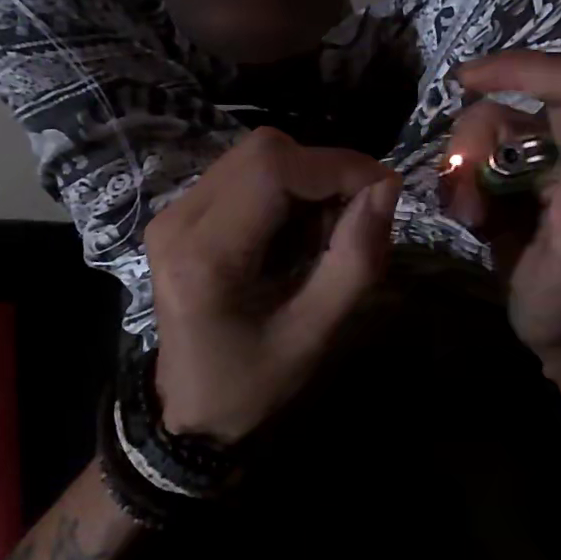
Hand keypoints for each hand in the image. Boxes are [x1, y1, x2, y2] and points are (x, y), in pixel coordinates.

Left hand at [146, 127, 400, 441]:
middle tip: (354, 216)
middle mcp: (179, 218)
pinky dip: (286, 188)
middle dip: (324, 172)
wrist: (188, 407)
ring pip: (257, 156)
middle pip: (264, 151)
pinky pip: (245, 172)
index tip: (383, 190)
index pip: (272, 169)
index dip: (337, 167)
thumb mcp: (314, 334)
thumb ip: (355, 260)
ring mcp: (174, 211)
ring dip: (307, 179)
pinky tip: (295, 231)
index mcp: (205, 255)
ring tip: (324, 230)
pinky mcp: (182, 212)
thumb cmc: (251, 384)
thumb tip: (386, 188)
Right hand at [442, 51, 560, 356]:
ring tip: (466, 217)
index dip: (523, 68)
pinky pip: (471, 160)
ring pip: (481, 135)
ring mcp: (534, 165)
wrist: (558, 327)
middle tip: (462, 202)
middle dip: (470, 147)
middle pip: (505, 111)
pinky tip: (465, 215)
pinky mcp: (509, 181)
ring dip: (461, 172)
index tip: (466, 80)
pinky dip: (458, 182)